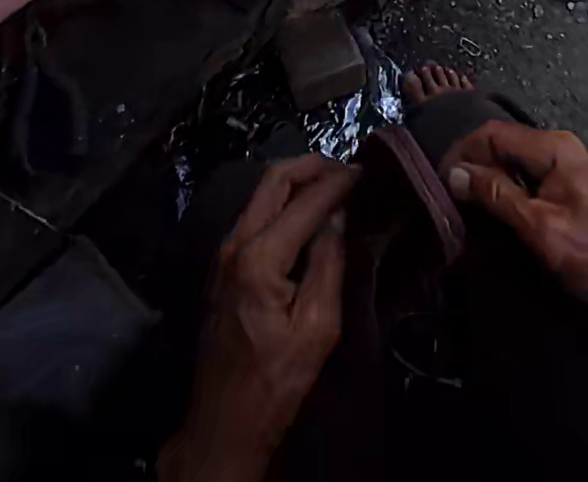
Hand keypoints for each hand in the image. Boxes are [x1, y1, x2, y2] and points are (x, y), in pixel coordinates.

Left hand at [160, 156, 357, 481]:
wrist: (222, 420)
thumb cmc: (275, 381)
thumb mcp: (317, 328)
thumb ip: (329, 263)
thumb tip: (339, 217)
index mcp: (259, 256)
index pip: (305, 201)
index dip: (338, 182)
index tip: (365, 171)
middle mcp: (235, 241)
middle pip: (274, 179)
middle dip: (312, 166)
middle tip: (347, 170)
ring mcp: (224, 250)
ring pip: (262, 192)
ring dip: (297, 180)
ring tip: (333, 185)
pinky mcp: (223, 262)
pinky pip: (256, 212)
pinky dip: (284, 200)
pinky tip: (308, 212)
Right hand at [445, 119, 587, 321]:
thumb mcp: (539, 229)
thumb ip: (496, 196)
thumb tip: (454, 174)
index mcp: (553, 148)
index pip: (492, 134)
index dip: (462, 154)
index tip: (440, 185)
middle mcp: (556, 147)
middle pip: (498, 145)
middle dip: (472, 170)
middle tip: (450, 202)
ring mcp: (561, 165)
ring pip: (507, 162)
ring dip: (485, 183)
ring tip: (466, 212)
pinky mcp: (562, 184)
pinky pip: (521, 177)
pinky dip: (502, 192)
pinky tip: (492, 217)